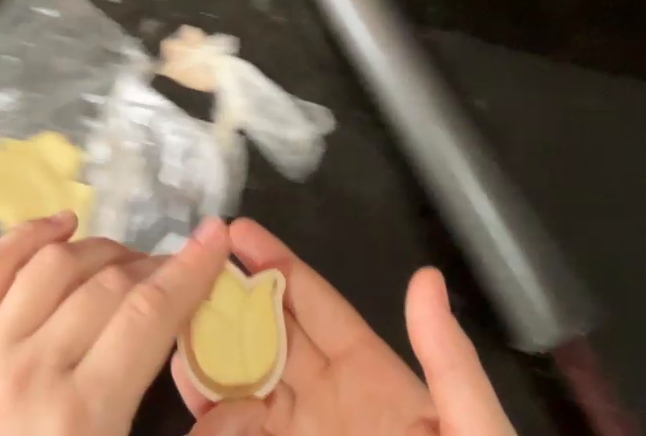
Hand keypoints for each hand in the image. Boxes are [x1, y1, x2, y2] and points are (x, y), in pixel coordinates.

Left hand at [0, 210, 231, 435]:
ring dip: (102, 250)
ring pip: (56, 264)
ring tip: (128, 263)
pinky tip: (63, 225)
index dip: (189, 270)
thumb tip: (248, 406)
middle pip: (108, 285)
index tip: (218, 237)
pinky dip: (29, 234)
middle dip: (153, 267)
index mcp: (82, 415)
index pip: (148, 316)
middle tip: (175, 275)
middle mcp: (33, 369)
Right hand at [170, 218, 516, 435]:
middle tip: (185, 270)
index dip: (277, 265)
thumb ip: (449, 361)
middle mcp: (330, 402)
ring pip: (247, 386)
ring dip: (211, 354)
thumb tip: (425, 276)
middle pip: (270, 338)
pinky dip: (212, 415)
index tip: (236, 231)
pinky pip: (242, 435)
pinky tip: (184, 388)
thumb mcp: (475, 429)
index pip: (316, 306)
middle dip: (231, 301)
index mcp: (373, 376)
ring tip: (171, 325)